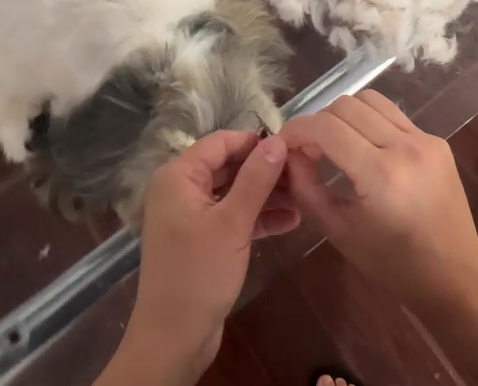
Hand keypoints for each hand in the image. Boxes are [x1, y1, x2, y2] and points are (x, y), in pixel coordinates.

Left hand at [99, 132, 297, 385]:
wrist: (173, 336)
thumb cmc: (199, 272)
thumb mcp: (232, 222)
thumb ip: (255, 179)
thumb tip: (277, 141)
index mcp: (179, 176)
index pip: (220, 143)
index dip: (254, 142)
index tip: (291, 146)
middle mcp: (181, 189)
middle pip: (227, 167)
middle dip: (264, 170)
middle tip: (304, 172)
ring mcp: (190, 216)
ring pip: (232, 193)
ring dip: (266, 195)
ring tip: (304, 196)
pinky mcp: (201, 240)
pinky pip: (231, 218)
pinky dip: (256, 218)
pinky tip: (290, 221)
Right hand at [279, 91, 477, 312]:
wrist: (455, 278)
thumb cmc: (393, 265)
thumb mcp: (339, 232)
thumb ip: (306, 188)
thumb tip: (288, 153)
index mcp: (380, 175)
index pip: (326, 128)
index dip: (297, 130)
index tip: (283, 144)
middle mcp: (405, 147)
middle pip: (345, 106)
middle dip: (318, 122)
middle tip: (309, 149)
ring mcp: (425, 140)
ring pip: (369, 100)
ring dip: (343, 116)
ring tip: (336, 143)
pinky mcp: (436, 141)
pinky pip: (392, 115)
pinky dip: (369, 123)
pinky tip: (366, 149)